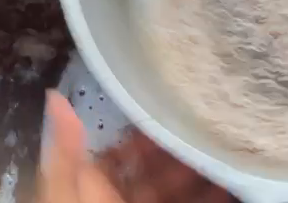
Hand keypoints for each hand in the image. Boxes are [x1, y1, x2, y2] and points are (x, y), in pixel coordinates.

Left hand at [41, 90, 232, 202]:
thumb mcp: (64, 196)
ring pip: (177, 196)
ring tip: (232, 160)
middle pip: (156, 174)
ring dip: (204, 180)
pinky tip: (232, 192)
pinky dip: (212, 201)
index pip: (123, 153)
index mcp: (92, 189)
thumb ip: (64, 155)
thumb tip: (54, 96)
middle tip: (215, 133)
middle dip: (185, 155)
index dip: (149, 133)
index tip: (178, 111)